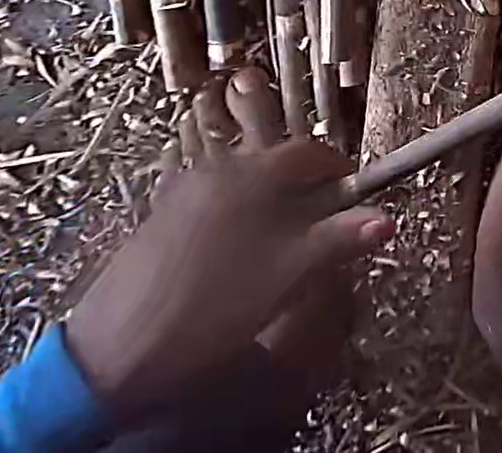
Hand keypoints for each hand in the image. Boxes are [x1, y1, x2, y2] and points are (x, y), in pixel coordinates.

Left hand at [64, 74, 391, 414]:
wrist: (116, 349)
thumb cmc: (213, 307)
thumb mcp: (285, 275)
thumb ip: (336, 240)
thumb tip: (386, 219)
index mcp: (252, 175)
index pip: (308, 151)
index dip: (337, 167)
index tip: (353, 191)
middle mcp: (218, 168)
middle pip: (275, 162)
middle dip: (305, 186)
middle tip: (321, 224)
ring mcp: (186, 187)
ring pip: (246, 180)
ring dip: (272, 199)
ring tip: (282, 244)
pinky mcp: (165, 211)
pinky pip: (217, 197)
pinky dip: (240, 211)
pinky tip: (237, 255)